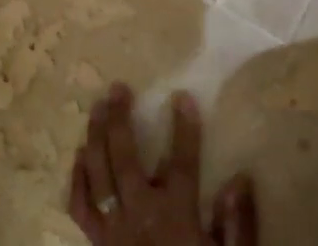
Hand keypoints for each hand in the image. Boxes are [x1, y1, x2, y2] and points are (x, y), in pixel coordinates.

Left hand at [69, 84, 256, 244]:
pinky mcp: (97, 243)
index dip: (184, 129)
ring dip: (95, 135)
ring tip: (98, 107)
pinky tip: (79, 156)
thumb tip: (240, 179)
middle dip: (121, 118)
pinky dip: (77, 178)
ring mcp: (114, 229)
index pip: (183, 162)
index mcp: (177, 217)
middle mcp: (140, 215)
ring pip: (97, 171)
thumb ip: (239, 225)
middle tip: (118, 87)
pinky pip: (79, 206)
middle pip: (125, 156)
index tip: (182, 98)